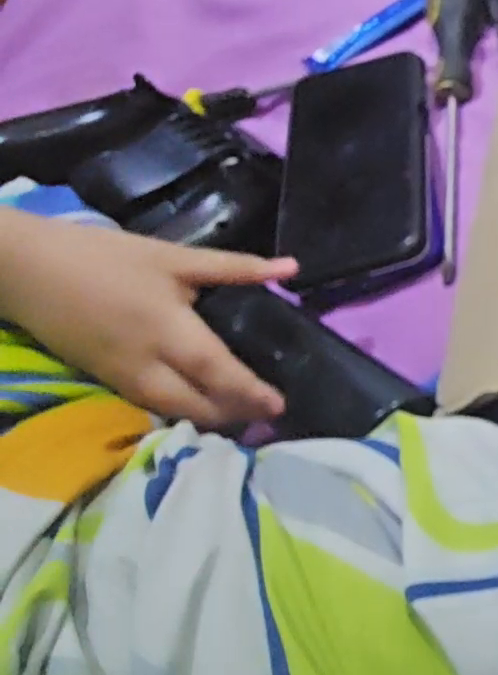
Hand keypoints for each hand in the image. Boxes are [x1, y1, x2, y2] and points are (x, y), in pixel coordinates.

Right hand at [0, 211, 297, 426]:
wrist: (13, 263)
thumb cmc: (101, 257)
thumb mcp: (174, 258)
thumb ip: (237, 268)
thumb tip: (292, 267)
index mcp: (168, 330)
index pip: (216, 371)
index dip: (249, 392)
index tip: (279, 406)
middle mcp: (142, 359)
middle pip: (192, 402)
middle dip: (232, 414)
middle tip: (268, 416)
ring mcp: (115, 371)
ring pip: (166, 407)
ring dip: (205, 417)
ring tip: (243, 416)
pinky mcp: (97, 374)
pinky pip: (143, 401)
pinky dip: (175, 409)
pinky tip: (199, 406)